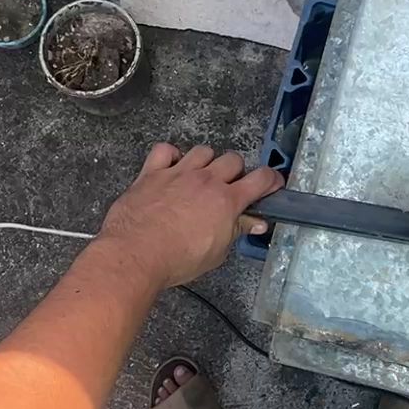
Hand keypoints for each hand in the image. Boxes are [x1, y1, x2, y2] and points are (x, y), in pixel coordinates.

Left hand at [95, 144, 283, 289]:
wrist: (136, 253)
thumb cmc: (176, 258)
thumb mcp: (217, 252)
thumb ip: (237, 230)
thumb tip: (255, 223)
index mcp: (226, 200)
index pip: (260, 179)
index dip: (272, 179)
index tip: (273, 184)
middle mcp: (205, 180)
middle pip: (233, 159)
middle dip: (237, 171)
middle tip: (231, 188)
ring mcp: (178, 173)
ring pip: (203, 150)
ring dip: (207, 161)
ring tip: (202, 176)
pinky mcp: (152, 173)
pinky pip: (164, 150)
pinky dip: (170, 155)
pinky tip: (171, 167)